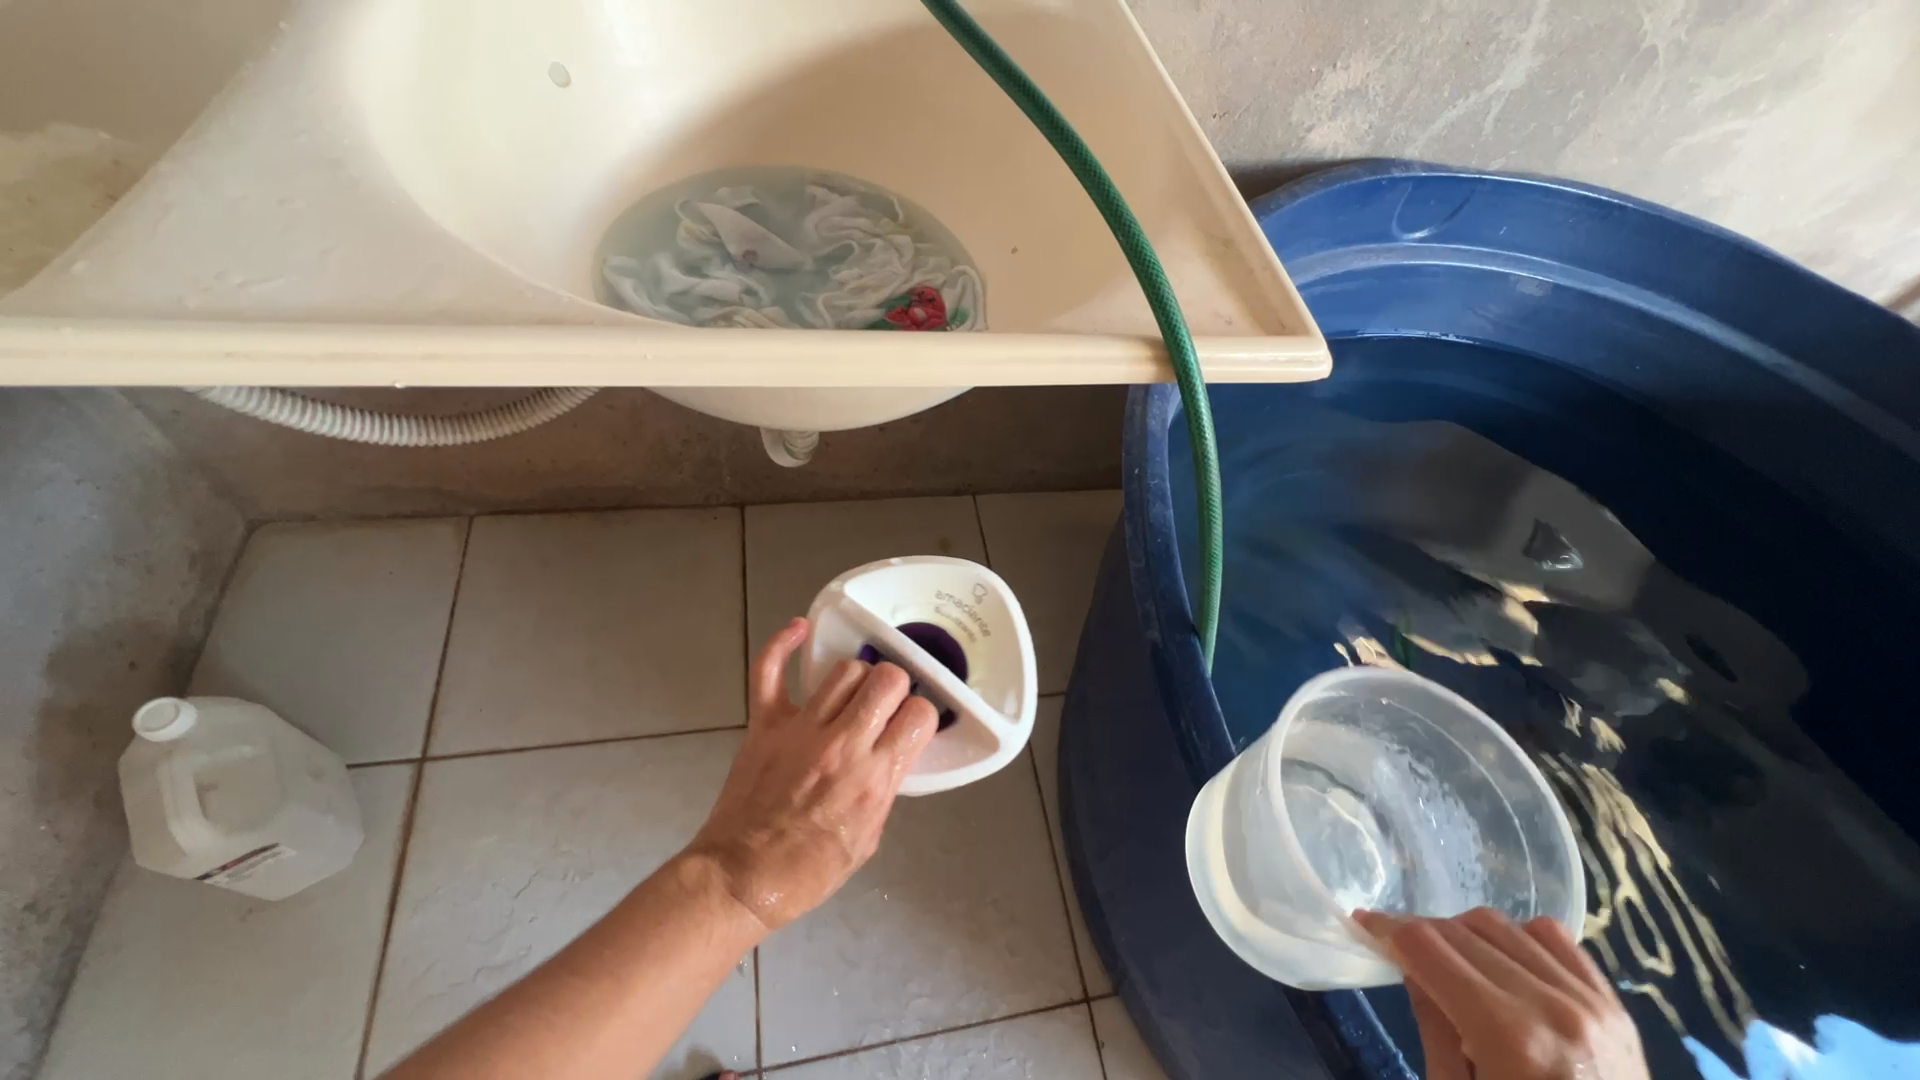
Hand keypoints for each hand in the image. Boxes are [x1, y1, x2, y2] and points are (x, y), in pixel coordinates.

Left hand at [685, 617, 938, 931]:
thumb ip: (885, 790)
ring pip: (844, 670)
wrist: (741, 878)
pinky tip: (802, 628)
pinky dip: (784, 643)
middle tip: (887, 706)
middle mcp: (843, 744)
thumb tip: (892, 755)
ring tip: (854, 693)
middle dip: (896, 687)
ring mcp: (801, 729)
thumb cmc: (809, 870)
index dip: (921, 715)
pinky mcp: (765, 724)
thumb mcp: (868, 840)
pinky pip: (771, 669)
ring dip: (857, 676)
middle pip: (887, 680)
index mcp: (873, 778)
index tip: (912, 724)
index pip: (918, 715)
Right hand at [1354, 908, 1648, 1079]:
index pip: (1426, 946)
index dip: (1385, 928)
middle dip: (1419, 932)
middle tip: (1400, 951)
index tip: (1363, 926)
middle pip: (1459, 930)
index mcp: (1509, 1036)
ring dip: (1463, 933)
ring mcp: (1591, 1004)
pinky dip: (1516, 937)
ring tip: (1452, 962)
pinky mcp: (1615, 1008)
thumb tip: (1409, 966)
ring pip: (1501, 925)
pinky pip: (1554, 939)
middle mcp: (1552, 1006)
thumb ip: (1433, 1026)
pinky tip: (1502, 963)